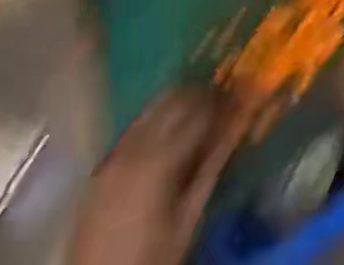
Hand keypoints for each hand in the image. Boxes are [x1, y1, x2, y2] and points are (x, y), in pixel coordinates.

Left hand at [71, 90, 247, 264]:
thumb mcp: (189, 217)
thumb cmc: (152, 258)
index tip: (241, 98)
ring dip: (179, 101)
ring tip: (200, 107)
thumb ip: (212, 168)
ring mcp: (113, 155)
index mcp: (160, 162)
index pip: (200, 114)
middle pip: (175, 102)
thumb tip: (237, 130)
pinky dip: (155, 117)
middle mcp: (134, 149)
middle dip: (203, 95)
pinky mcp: (102, 165)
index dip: (224, 103)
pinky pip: (133, 127)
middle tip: (225, 99)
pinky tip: (169, 127)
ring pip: (152, 108)